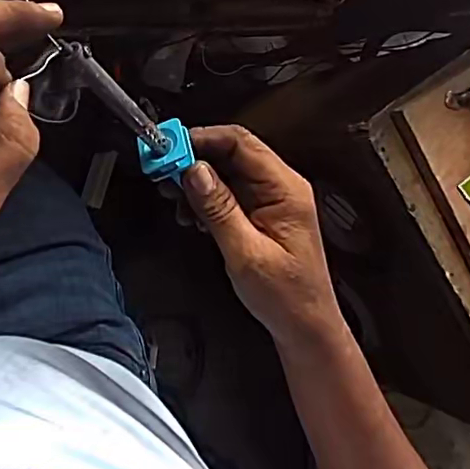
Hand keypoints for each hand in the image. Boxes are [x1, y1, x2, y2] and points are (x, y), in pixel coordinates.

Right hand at [181, 126, 344, 350]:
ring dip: (196, 180)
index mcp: (285, 188)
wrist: (306, 329)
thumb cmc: (288, 297)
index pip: (241, 143)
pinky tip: (191, 214)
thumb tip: (195, 171)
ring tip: (174, 196)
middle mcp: (279, 186)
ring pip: (225, 171)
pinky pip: (226, 191)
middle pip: (231, 152)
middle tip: (163, 169)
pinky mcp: (257, 212)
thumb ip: (219, 209)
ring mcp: (268, 198)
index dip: (203, 139)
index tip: (171, 147)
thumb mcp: (247, 254)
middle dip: (194, 158)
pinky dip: (204, 198)